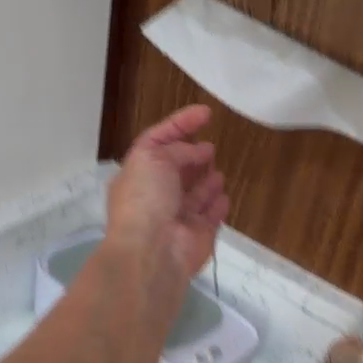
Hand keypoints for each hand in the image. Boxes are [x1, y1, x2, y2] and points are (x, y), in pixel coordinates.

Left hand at [105, 105, 229, 278]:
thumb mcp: (153, 159)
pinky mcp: (199, 233)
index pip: (158, 141)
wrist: (154, 250)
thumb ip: (177, 149)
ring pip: (194, 193)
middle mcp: (156, 194)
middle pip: (176, 169)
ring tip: (218, 169)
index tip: (205, 113)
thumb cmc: (147, 200)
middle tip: (210, 147)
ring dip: (205, 180)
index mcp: (138, 174)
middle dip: (190, 157)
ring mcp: (178, 215)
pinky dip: (217, 204)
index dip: (180, 124)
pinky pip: (210, 214)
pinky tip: (224, 195)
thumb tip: (199, 152)